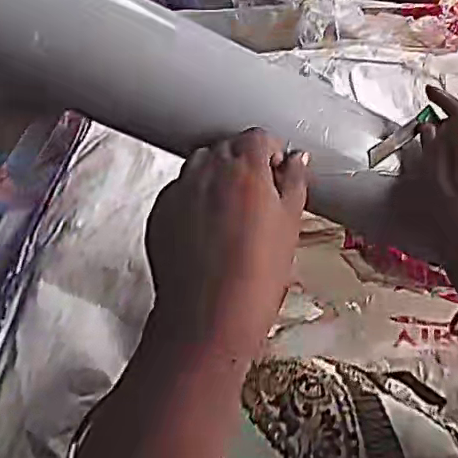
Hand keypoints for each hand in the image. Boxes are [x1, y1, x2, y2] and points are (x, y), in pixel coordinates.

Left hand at [145, 130, 309, 355]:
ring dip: (217, 178)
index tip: (277, 172)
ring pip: (202, 165)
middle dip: (244, 164)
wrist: (208, 320)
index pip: (259, 136)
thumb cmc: (254, 277)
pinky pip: (181, 191)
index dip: (272, 153)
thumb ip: (295, 182)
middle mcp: (208, 169)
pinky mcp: (160, 210)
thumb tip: (296, 160)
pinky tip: (208, 230)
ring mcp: (180, 188)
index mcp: (244, 166)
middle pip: (228, 147)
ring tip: (232, 215)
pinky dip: (194, 199)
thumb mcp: (290, 225)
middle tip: (258, 198)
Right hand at [399, 85, 457, 285]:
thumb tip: (431, 129)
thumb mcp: (434, 186)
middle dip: (450, 119)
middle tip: (427, 118)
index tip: (429, 92)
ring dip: (456, 139)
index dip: (446, 101)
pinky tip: (449, 171)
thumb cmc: (454, 226)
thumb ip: (433, 153)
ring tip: (433, 143)